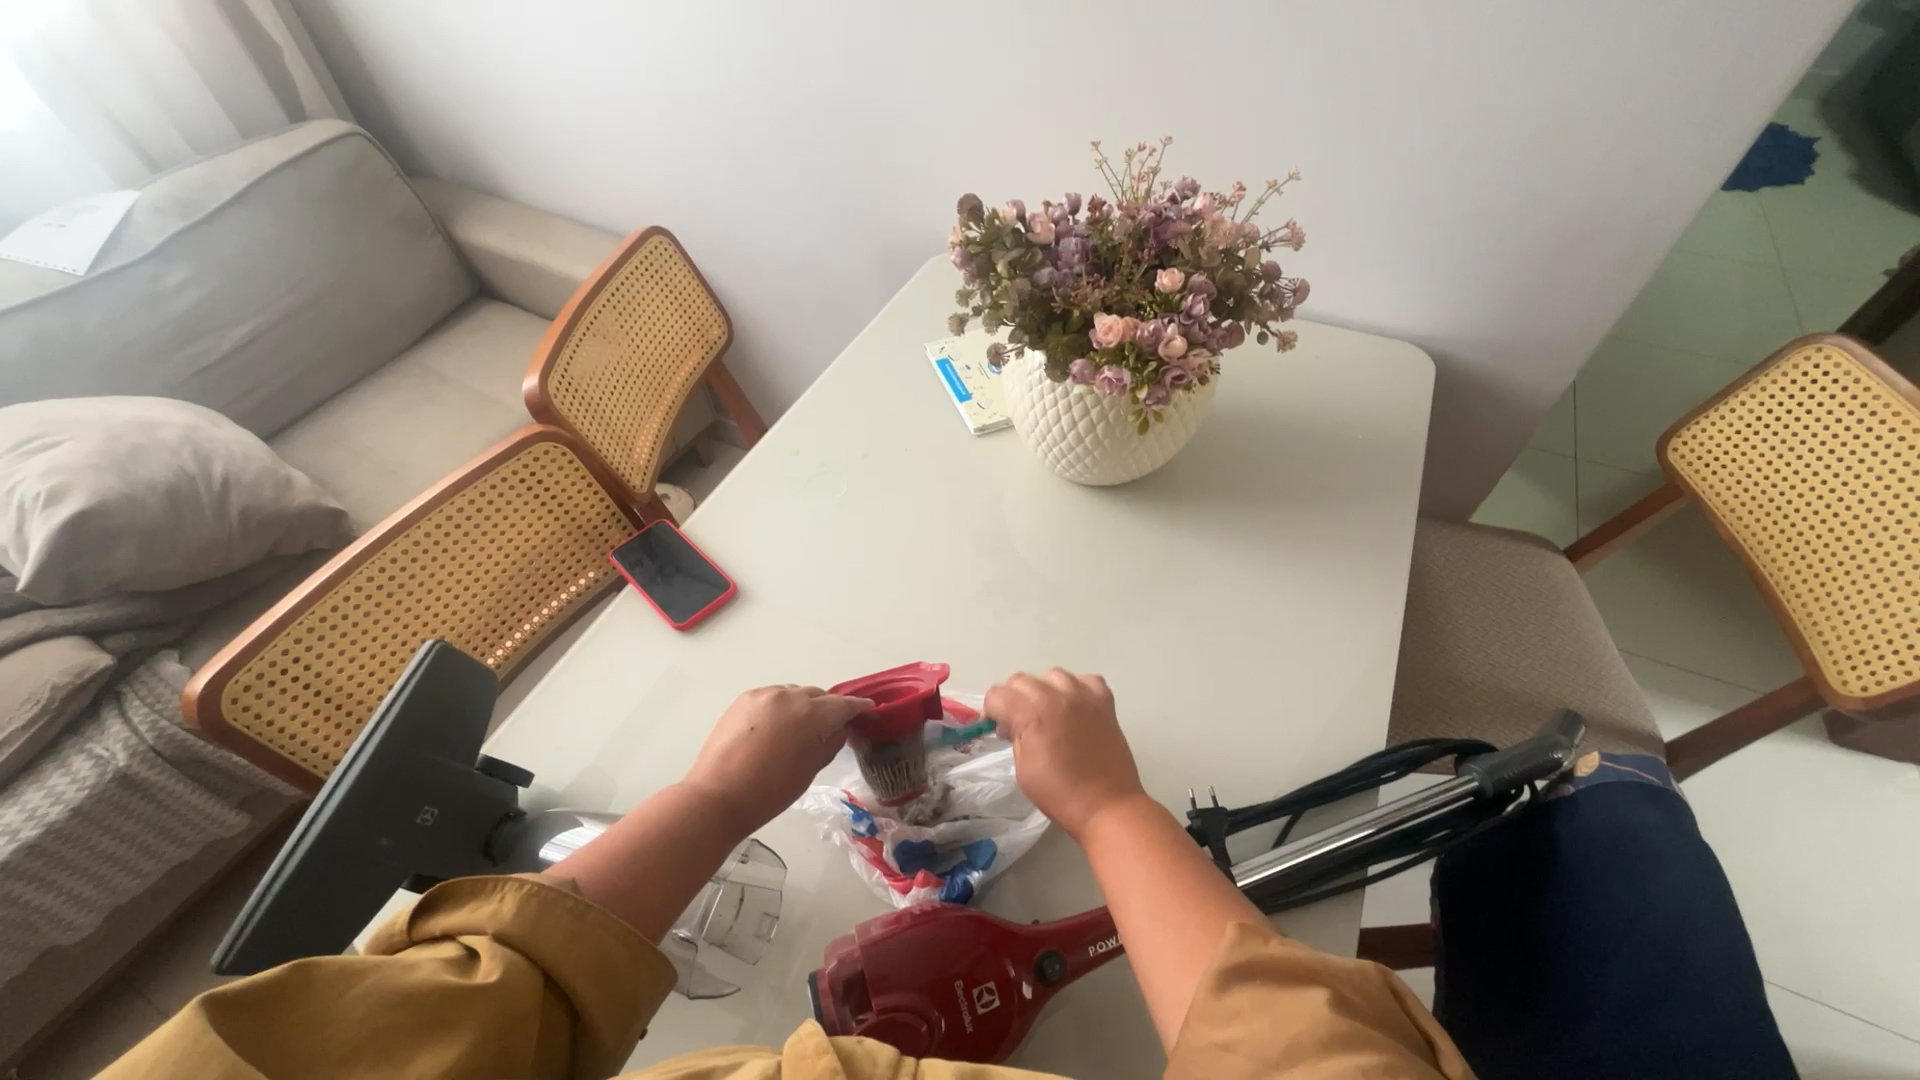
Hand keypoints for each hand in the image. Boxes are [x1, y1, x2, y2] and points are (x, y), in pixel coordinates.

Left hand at [681, 685, 872, 835]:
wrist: (717, 797)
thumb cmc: (770, 792)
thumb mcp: (811, 770)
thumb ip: (831, 743)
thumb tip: (839, 728)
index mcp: (810, 714)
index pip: (843, 705)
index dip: (859, 708)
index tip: (869, 711)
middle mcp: (788, 696)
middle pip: (819, 695)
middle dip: (829, 708)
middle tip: (832, 727)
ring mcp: (763, 695)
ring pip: (794, 693)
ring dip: (803, 706)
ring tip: (800, 728)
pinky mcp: (743, 700)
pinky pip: (773, 697)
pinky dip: (781, 707)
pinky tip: (777, 727)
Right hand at [986, 668, 1148, 841]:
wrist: (1106, 805)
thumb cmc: (1058, 792)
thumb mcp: (1022, 767)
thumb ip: (1015, 734)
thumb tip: (1012, 723)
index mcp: (1031, 713)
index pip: (997, 694)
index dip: (992, 711)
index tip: (998, 728)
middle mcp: (1056, 695)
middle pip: (1021, 680)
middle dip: (1014, 699)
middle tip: (1020, 724)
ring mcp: (1083, 695)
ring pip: (1052, 675)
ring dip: (1044, 691)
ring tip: (1049, 714)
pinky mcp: (1105, 701)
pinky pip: (1085, 680)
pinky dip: (1077, 690)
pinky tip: (1075, 708)